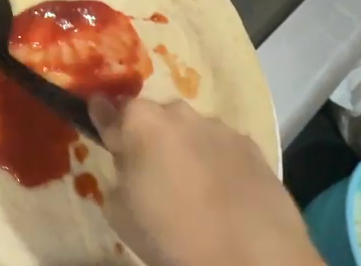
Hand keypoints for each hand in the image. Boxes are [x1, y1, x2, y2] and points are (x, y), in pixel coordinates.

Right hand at [91, 96, 322, 265]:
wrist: (255, 262)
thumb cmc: (174, 239)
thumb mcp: (121, 216)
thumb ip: (118, 179)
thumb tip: (129, 170)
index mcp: (140, 122)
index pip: (108, 110)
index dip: (104, 123)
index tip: (105, 134)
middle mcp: (178, 112)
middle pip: (154, 120)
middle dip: (150, 141)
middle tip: (153, 177)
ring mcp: (218, 127)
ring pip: (191, 133)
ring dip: (186, 151)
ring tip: (195, 192)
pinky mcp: (252, 148)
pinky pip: (222, 149)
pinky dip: (218, 164)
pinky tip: (225, 199)